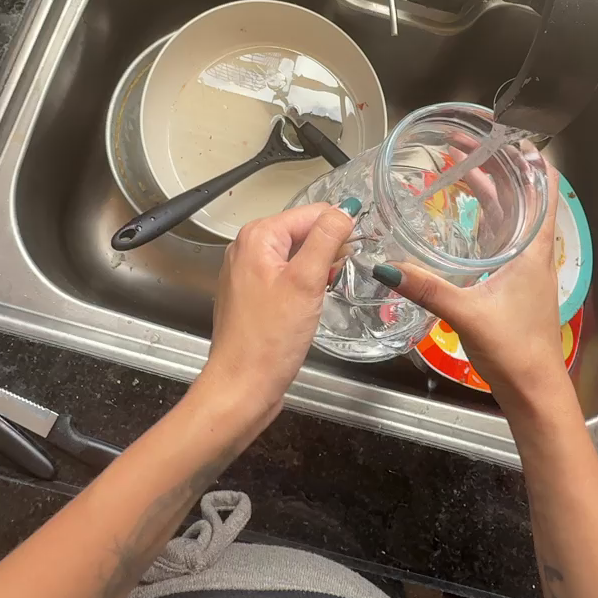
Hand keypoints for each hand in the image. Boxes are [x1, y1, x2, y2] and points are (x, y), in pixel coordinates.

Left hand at [196, 201, 353, 426]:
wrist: (241, 387)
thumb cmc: (269, 339)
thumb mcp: (306, 281)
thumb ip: (326, 239)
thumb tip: (344, 210)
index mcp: (258, 236)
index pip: (311, 213)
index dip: (338, 229)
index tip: (357, 251)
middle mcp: (247, 247)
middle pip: (303, 231)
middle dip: (327, 250)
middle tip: (337, 278)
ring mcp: (247, 271)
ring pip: (296, 254)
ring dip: (317, 268)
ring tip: (323, 292)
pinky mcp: (253, 294)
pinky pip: (286, 275)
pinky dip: (304, 283)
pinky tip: (310, 304)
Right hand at [377, 164, 566, 406]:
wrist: (534, 391)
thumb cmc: (514, 348)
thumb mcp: (467, 313)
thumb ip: (427, 288)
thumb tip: (385, 266)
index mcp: (532, 248)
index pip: (543, 188)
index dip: (530, 156)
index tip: (508, 131)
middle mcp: (531, 249)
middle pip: (519, 195)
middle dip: (495, 165)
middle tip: (464, 142)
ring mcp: (521, 265)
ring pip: (507, 214)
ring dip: (488, 188)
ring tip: (458, 164)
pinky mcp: (510, 280)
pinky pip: (497, 235)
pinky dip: (481, 215)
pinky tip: (459, 209)